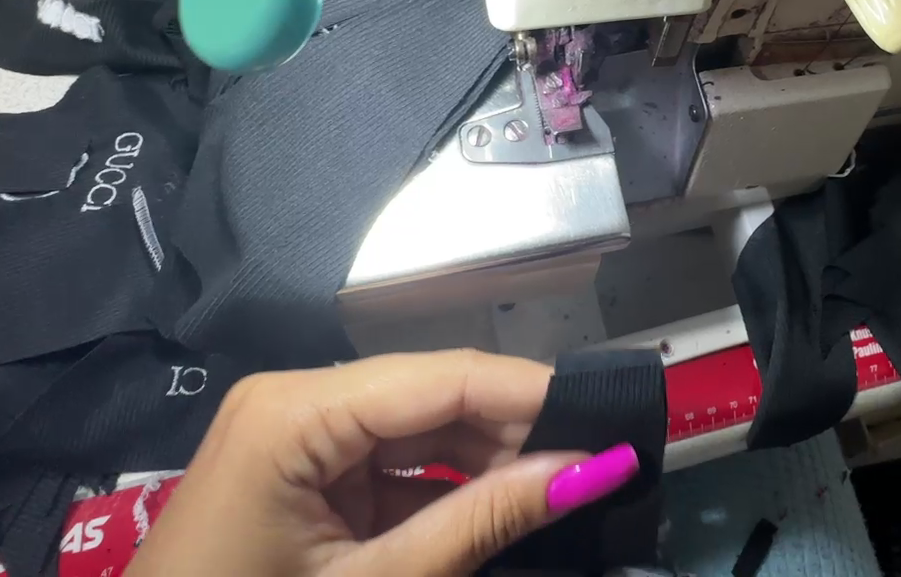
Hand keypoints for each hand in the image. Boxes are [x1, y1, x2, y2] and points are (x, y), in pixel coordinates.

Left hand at [124, 350, 640, 576]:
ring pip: (418, 420)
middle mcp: (296, 395)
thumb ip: (482, 522)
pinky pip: (391, 453)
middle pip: (431, 392)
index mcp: (295, 411)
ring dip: (484, 454)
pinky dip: (443, 479)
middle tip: (591, 457)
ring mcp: (297, 425)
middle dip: (512, 427)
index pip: (441, 377)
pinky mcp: (302, 459)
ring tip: (555, 481)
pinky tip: (494, 498)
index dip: (530, 392)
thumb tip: (589, 470)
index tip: (605, 413)